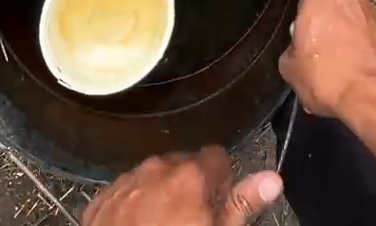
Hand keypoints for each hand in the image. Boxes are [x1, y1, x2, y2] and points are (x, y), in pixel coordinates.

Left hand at [81, 146, 281, 225]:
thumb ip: (244, 204)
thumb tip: (275, 178)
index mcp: (191, 173)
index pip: (216, 156)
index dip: (220, 181)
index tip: (215, 206)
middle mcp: (158, 166)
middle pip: (183, 164)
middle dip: (189, 186)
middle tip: (188, 221)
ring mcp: (126, 182)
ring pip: (152, 176)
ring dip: (160, 193)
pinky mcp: (100, 201)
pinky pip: (124, 192)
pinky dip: (131, 205)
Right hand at [279, 0, 375, 120]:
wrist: (372, 96)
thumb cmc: (327, 73)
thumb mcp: (291, 65)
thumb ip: (291, 46)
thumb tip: (297, 47)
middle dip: (323, 1)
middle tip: (310, 25)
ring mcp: (369, 10)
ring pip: (348, 6)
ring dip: (338, 21)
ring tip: (326, 51)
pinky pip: (360, 26)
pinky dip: (351, 37)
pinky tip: (343, 62)